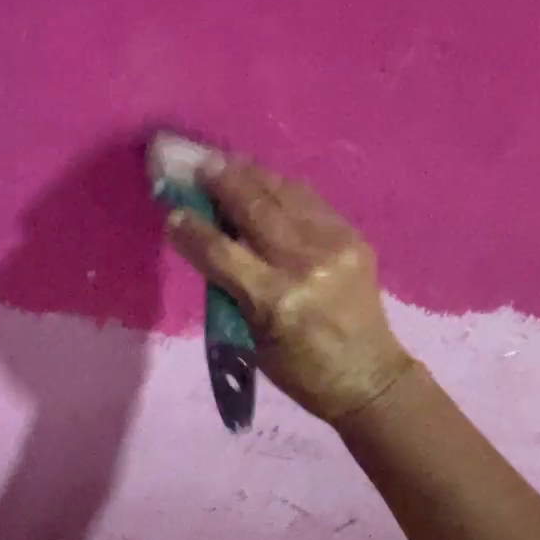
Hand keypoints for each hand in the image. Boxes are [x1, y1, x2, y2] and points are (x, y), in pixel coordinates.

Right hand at [165, 155, 415, 422]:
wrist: (368, 377)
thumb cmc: (300, 370)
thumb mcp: (252, 338)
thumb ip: (231, 286)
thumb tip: (208, 239)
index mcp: (275, 300)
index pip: (221, 252)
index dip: (192, 228)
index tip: (171, 210)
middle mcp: (305, 263)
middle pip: (255, 207)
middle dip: (222, 180)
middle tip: (196, 162)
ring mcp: (334, 244)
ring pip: (284, 193)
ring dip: (251, 175)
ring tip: (226, 162)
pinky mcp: (353, 236)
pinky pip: (310, 201)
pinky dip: (282, 189)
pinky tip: (264, 182)